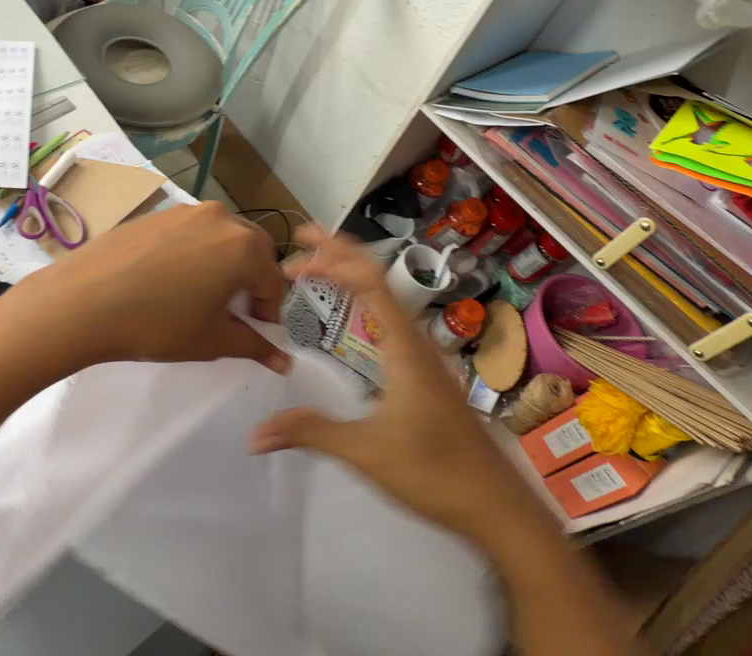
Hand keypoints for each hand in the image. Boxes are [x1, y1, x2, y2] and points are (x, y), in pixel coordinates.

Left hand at [6, 201, 290, 374]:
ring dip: (222, 265)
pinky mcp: (157, 213)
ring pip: (221, 238)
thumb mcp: (211, 341)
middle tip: (229, 316)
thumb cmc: (157, 324)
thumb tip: (282, 360)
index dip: (267, 313)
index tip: (254, 335)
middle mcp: (221, 218)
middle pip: (252, 251)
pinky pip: (190, 233)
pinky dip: (194, 254)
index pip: (273, 282)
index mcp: (245, 246)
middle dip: (249, 282)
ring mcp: (186, 210)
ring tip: (198, 298)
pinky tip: (168, 282)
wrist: (83, 300)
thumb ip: (253, 345)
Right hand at [248, 227, 530, 540]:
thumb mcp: (364, 451)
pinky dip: (364, 306)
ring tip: (319, 272)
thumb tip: (254, 434)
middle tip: (301, 244)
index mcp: (405, 347)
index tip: (297, 248)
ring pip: (386, 301)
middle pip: (378, 281)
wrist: (496, 507)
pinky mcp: (427, 378)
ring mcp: (426, 360)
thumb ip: (311, 432)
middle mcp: (417, 343)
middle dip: (339, 256)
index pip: (368, 281)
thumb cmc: (434, 471)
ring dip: (352, 279)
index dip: (332, 258)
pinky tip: (352, 324)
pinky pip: (391, 323)